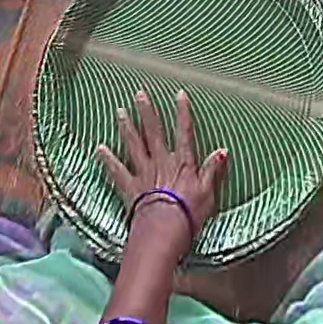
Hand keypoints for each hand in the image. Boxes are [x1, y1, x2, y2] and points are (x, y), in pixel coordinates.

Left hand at [97, 91, 228, 250]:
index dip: (182, 113)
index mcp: (182, 162)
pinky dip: (107, 160)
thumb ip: (212, 170)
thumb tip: (223, 151)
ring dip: (126, 127)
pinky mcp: (130, 186)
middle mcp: (161, 161)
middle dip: (147, 112)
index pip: (184, 132)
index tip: (178, 94)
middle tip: (139, 94)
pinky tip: (99, 148)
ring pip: (133, 144)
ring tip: (119, 111)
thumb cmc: (189, 214)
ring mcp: (143, 172)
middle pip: (153, 132)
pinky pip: (116, 170)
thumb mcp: (208, 192)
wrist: (164, 229)